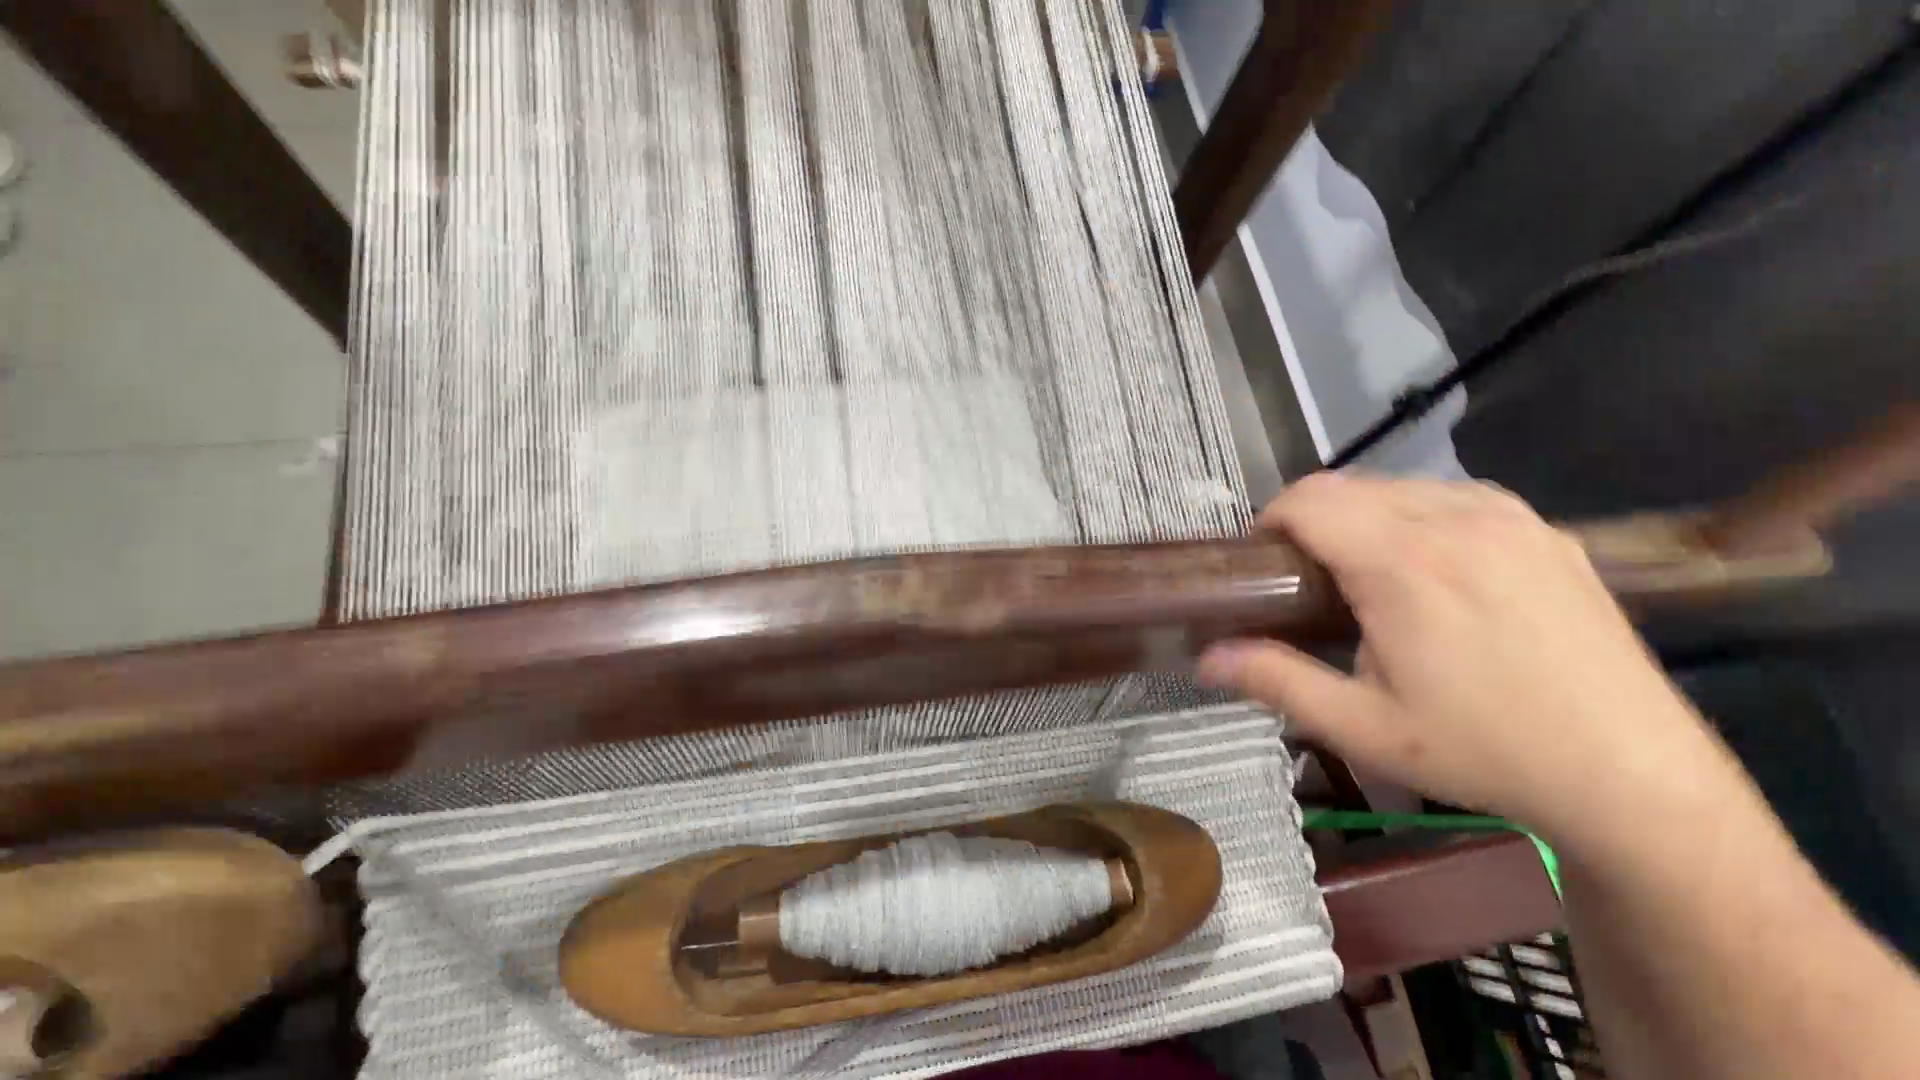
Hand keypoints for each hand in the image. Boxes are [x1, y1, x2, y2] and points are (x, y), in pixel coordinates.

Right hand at [1197, 472, 1737, 846]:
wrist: (1631, 773)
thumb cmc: (1484, 751)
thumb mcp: (1364, 728)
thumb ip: (1277, 681)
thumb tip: (1206, 658)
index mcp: (1404, 561)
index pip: (1309, 499)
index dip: (1270, 521)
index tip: (1263, 565)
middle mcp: (1457, 518)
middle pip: (1351, 485)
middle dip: (1313, 521)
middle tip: (1309, 584)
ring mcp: (1511, 518)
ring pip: (1404, 487)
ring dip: (1366, 517)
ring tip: (1370, 580)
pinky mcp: (1548, 532)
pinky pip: (1458, 499)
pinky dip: (1422, 519)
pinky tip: (1435, 576)